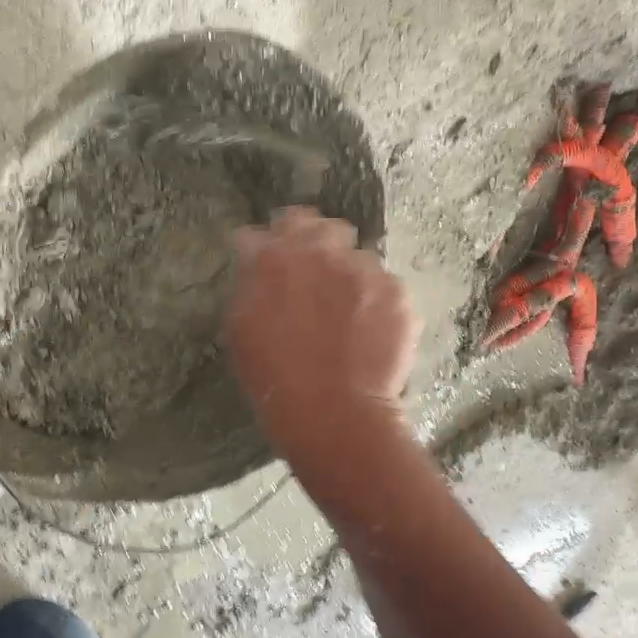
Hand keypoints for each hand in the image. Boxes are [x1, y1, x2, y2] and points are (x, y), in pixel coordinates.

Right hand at [223, 208, 420, 462]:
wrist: (333, 412)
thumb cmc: (272, 377)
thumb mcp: (239, 328)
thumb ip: (249, 283)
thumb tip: (256, 257)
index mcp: (275, 258)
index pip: (271, 228)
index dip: (268, 243)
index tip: (266, 258)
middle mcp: (322, 251)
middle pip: (320, 225)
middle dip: (312, 242)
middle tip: (308, 274)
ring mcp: (365, 269)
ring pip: (355, 254)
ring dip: (344, 271)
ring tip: (341, 306)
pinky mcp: (397, 292)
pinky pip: (382, 283)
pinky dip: (372, 298)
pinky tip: (365, 328)